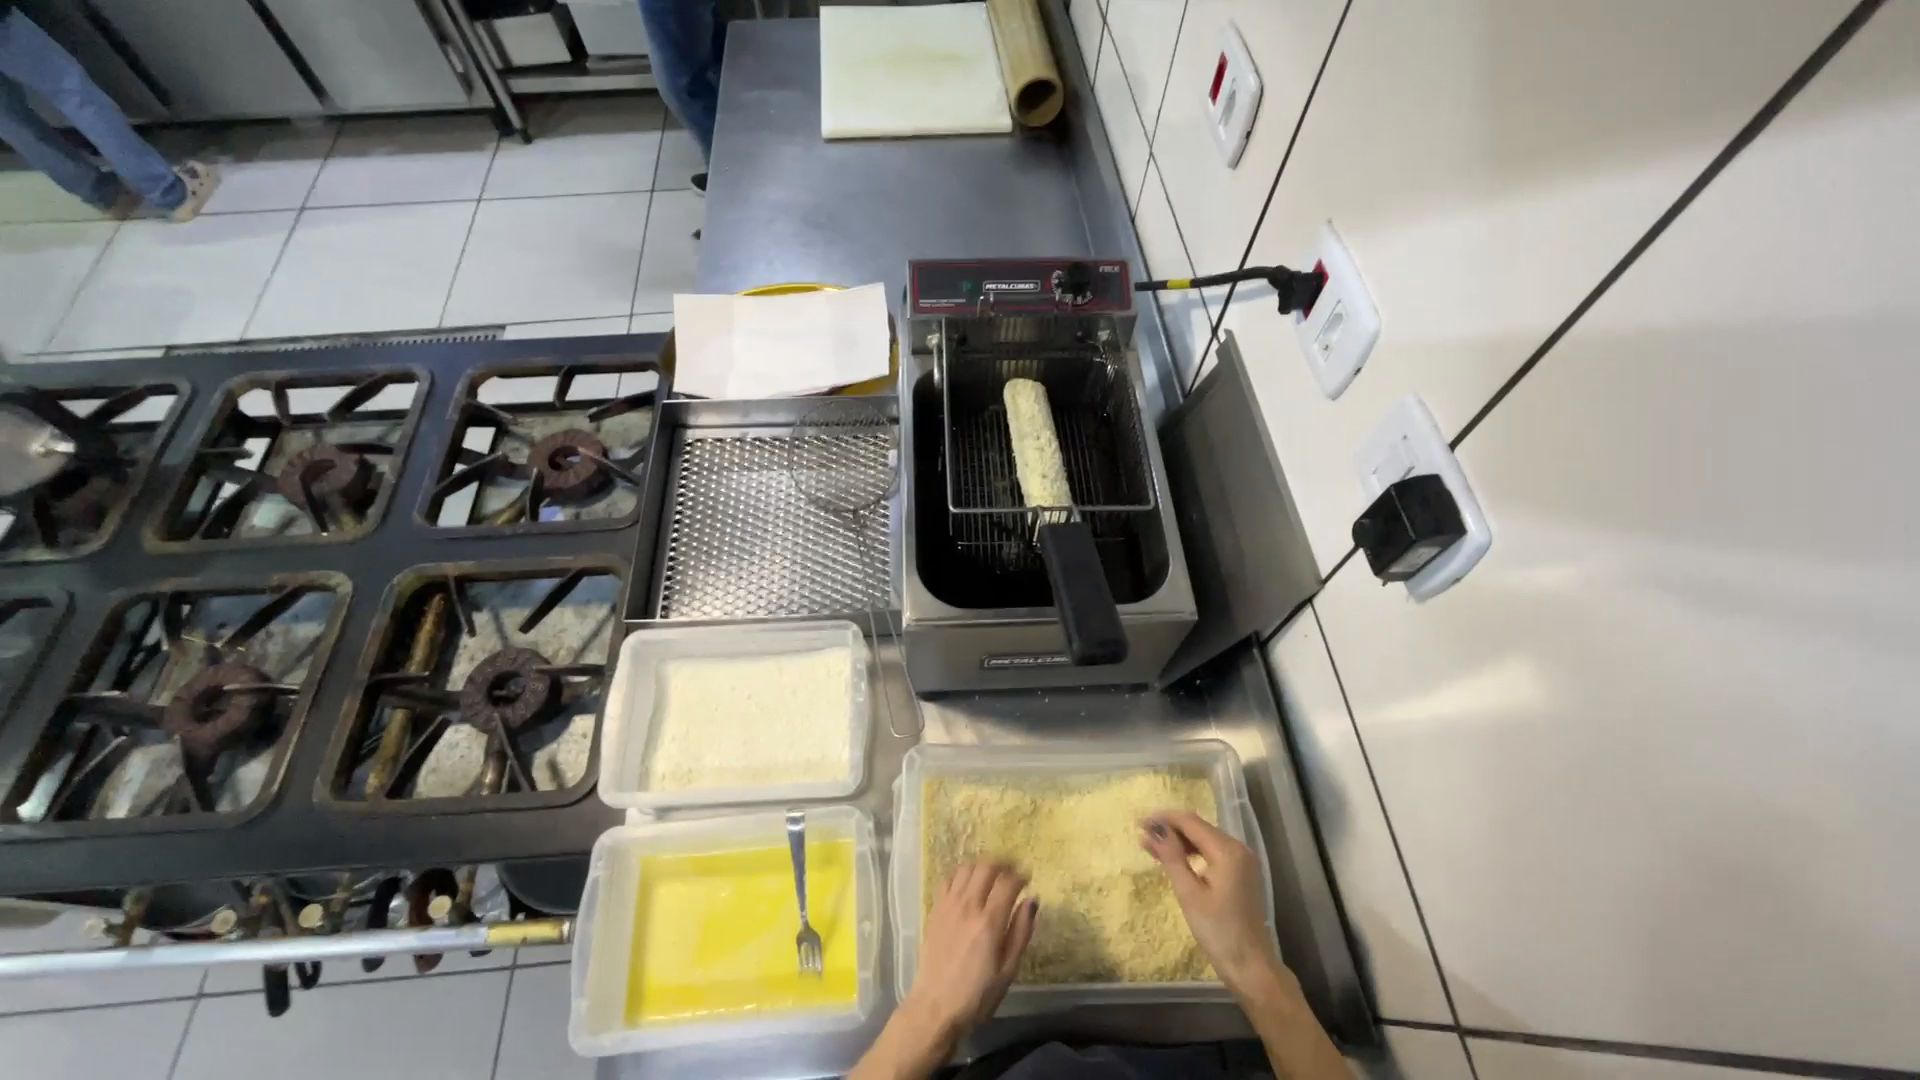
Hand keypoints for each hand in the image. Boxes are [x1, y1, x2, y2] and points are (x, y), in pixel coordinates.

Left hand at [902, 861, 1037, 1037]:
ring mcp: (948, 906)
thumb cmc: (978, 994)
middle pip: (985, 867)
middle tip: (1012, 872)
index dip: (1020, 875)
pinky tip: (967, 884)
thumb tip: (1031, 901)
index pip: (1008, 883)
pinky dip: (960, 874)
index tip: (1027, 878)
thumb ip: (1021, 932)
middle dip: (1002, 864)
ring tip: (990, 875)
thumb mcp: (1008, 969)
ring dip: (981, 866)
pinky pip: (947, 879)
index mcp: (989, 922)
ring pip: (965, 868)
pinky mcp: (934, 910)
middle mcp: (967, 906)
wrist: (936, 1007)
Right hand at [1140, 810, 1284, 994]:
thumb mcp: (1189, 893)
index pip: (1190, 821)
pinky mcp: (1242, 873)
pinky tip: (1177, 861)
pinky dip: (1194, 853)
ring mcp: (1243, 861)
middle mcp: (1239, 848)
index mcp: (1227, 850)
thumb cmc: (1217, 930)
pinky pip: (1214, 853)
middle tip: (1143, 838)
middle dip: (1171, 830)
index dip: (1163, 819)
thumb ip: (1172, 856)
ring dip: (1180, 841)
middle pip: (1199, 828)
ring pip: (1206, 840)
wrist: (1250, 965)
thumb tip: (1154, 829)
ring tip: (1154, 849)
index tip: (1139, 824)